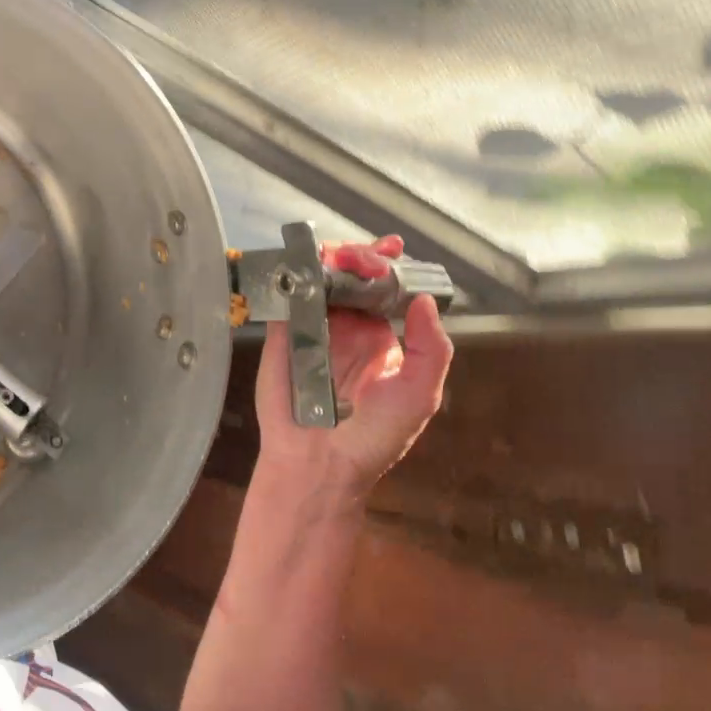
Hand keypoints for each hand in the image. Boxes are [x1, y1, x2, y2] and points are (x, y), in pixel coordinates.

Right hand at [253, 235, 453, 498]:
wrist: (318, 461)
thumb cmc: (375, 435)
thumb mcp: (418, 394)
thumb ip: (429, 349)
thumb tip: (423, 300)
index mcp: (379, 339)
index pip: (385, 293)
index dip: (388, 267)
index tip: (390, 249)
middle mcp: (345, 328)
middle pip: (350, 279)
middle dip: (358, 259)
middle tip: (360, 258)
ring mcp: (311, 328)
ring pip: (318, 281)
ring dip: (326, 261)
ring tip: (337, 256)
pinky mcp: (281, 333)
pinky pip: (286, 298)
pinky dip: (291, 276)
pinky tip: (302, 265)